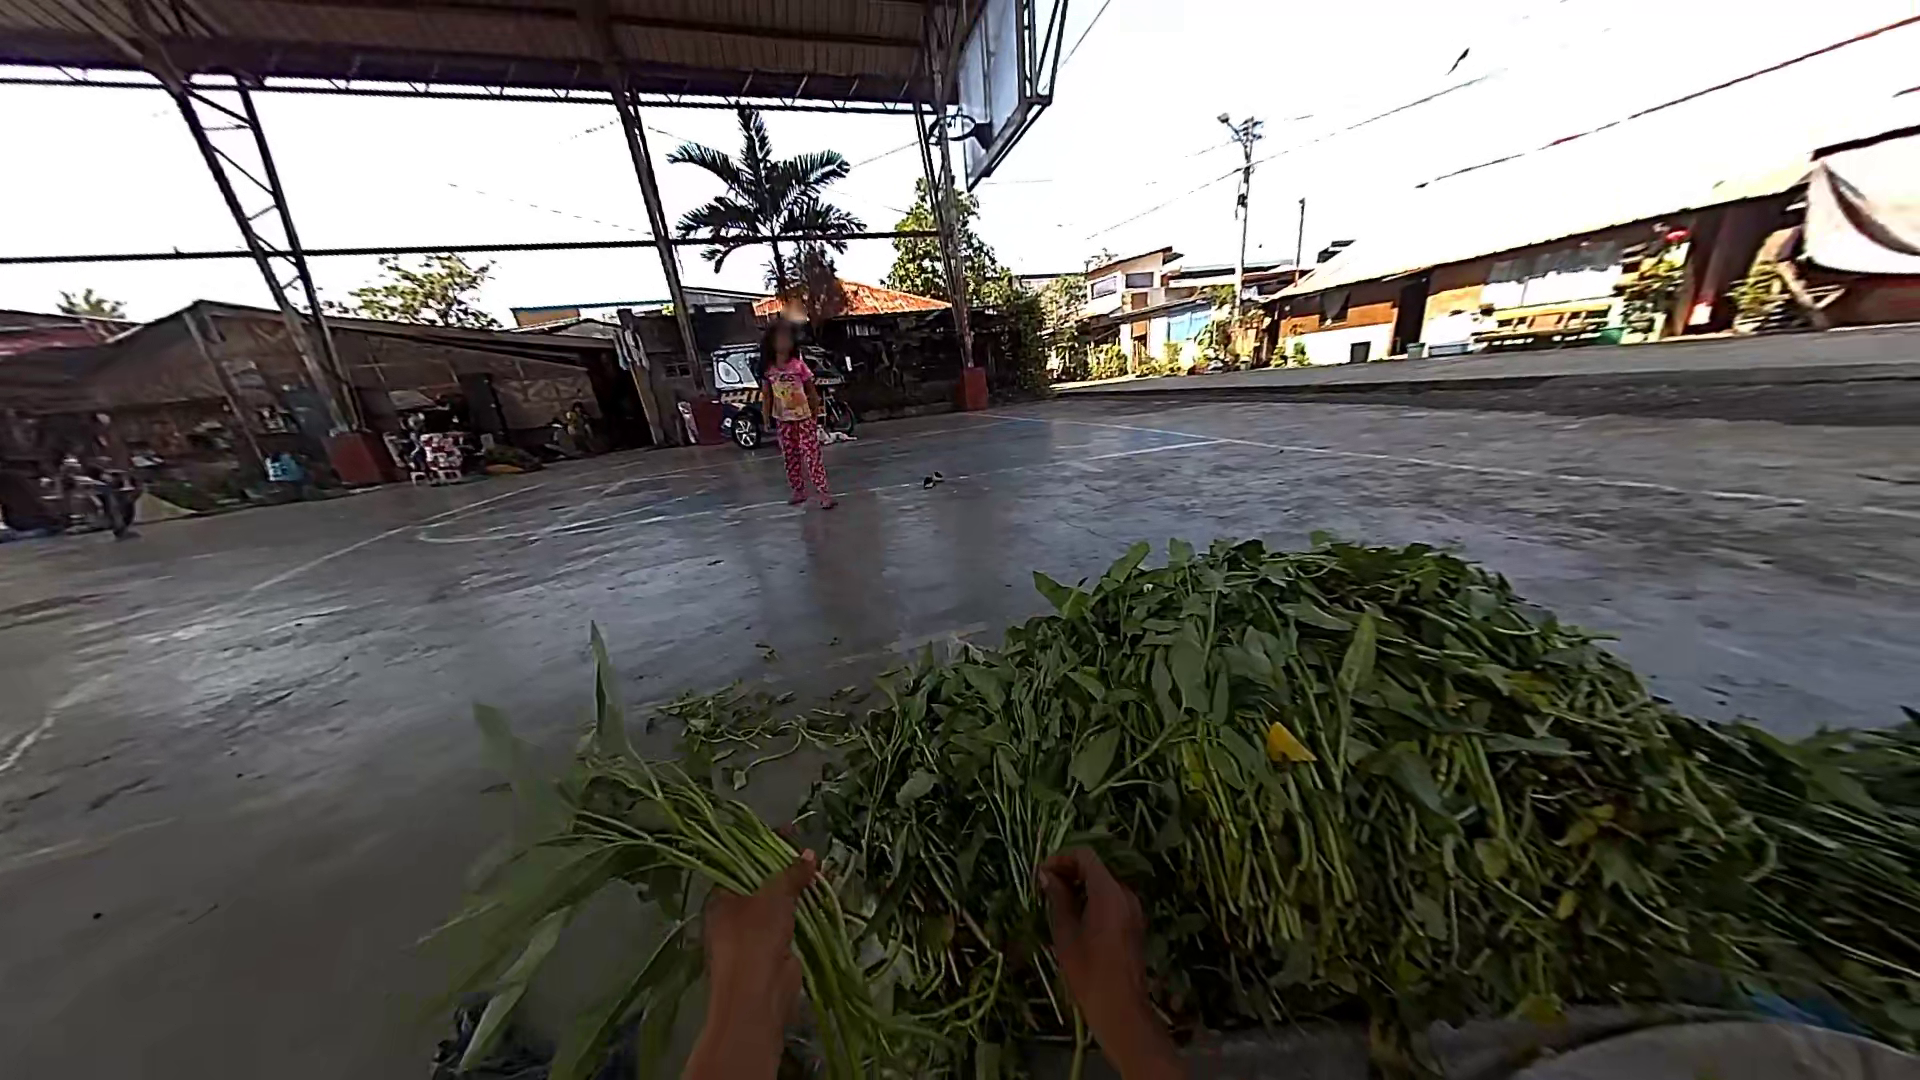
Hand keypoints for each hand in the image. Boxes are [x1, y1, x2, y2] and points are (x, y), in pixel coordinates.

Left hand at [683, 852, 815, 1079]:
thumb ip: (792, 872)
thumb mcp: (774, 895)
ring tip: (822, 869)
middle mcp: (733, 914)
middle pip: (762, 880)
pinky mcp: (772, 950)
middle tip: (810, 852)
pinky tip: (823, 894)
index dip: (765, 844)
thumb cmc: (755, 938)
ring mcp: (753, 934)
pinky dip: (805, 908)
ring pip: (778, 901)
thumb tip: (809, 854)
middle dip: (787, 866)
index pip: (743, 861)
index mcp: (721, 898)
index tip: (790, 831)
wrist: (757, 997)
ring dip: (799, 887)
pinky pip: (790, 920)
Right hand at [1038, 849, 1182, 1079]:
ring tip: (1058, 899)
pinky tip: (1076, 914)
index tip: (1043, 872)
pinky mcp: (1134, 923)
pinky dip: (1093, 896)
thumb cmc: (1089, 972)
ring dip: (1081, 883)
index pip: (1085, 856)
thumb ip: (1058, 897)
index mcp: (1109, 892)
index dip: (1062, 858)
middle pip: (1096, 866)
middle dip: (1070, 870)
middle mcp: (1125, 894)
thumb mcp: (1066, 932)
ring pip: (1103, 881)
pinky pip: (1111, 897)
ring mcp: (1133, 908)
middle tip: (1047, 885)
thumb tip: (1046, 874)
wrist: (1122, 1012)